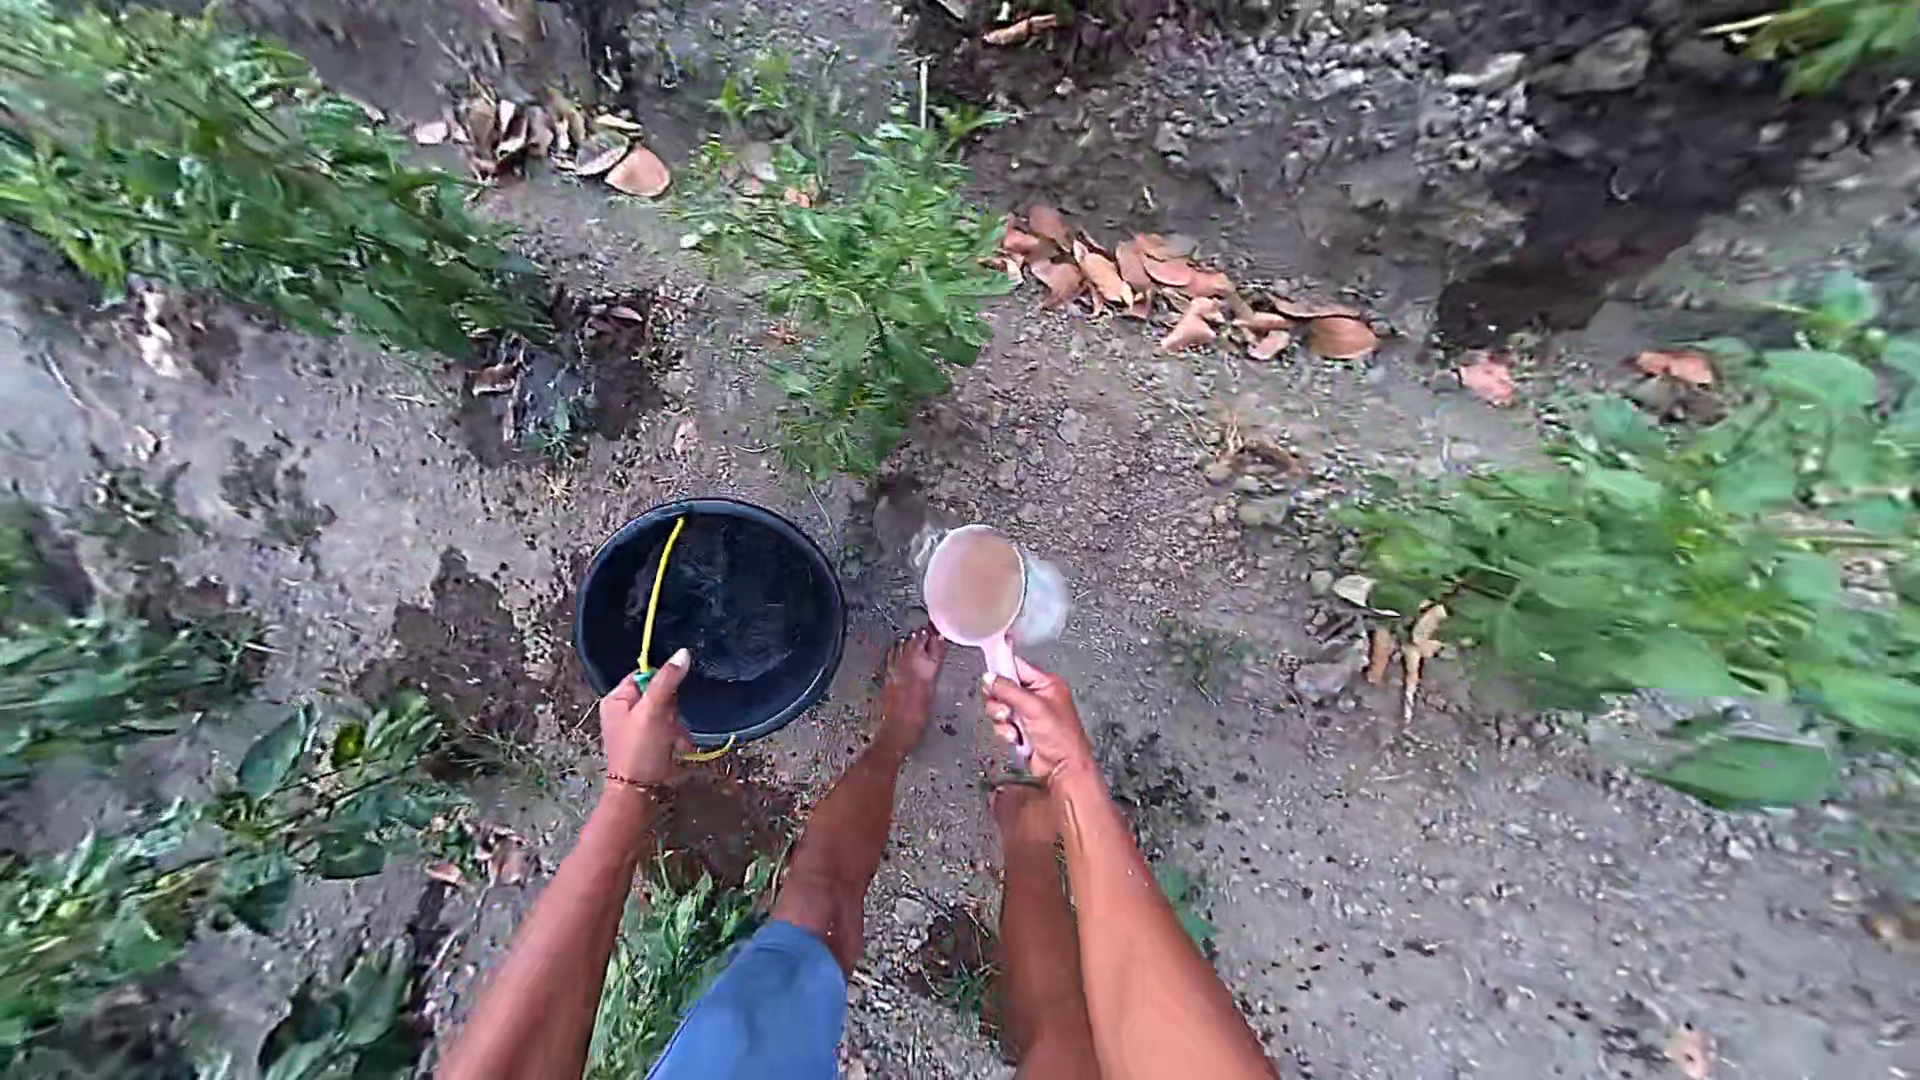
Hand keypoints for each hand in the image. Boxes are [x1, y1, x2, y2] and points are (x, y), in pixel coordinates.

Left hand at [599, 647, 691, 786]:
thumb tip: (683, 653)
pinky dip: (676, 735)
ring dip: (676, 723)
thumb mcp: (653, 710)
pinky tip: (673, 745)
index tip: (668, 695)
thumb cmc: (639, 750)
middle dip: (671, 707)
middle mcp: (625, 710)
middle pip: (660, 692)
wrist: (640, 792)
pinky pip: (671, 727)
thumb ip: (667, 680)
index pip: (644, 674)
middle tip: (666, 722)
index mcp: (616, 699)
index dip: (661, 681)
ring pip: (669, 710)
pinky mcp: (651, 740)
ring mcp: (638, 726)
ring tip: (670, 737)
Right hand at [983, 657, 1095, 783]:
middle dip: (1000, 701)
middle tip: (1007, 711)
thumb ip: (1009, 690)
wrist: (1063, 769)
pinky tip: (1016, 737)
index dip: (1002, 670)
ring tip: (1014, 727)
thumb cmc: (1061, 738)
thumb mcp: (1034, 707)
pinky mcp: (1019, 729)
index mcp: (1046, 684)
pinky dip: (1005, 731)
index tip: (989, 677)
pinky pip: (1001, 723)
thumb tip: (989, 678)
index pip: (1017, 667)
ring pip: (999, 706)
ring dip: (1002, 718)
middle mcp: (1036, 696)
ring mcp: (1027, 713)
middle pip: (1003, 688)